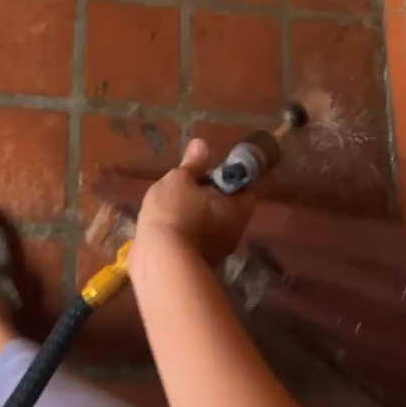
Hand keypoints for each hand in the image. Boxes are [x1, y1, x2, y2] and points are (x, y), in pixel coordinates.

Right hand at [135, 138, 257, 263]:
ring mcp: (218, 250)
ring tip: (174, 201)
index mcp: (237, 208)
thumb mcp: (180, 179)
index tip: (212, 168)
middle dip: (211, 195)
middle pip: (228, 206)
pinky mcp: (199, 262)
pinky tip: (168, 222)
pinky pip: (197, 239)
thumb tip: (203, 143)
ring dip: (198, 213)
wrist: (160, 262)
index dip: (231, 176)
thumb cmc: (175, 212)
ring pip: (212, 224)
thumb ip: (193, 164)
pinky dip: (187, 230)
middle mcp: (234, 231)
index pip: (245, 188)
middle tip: (189, 182)